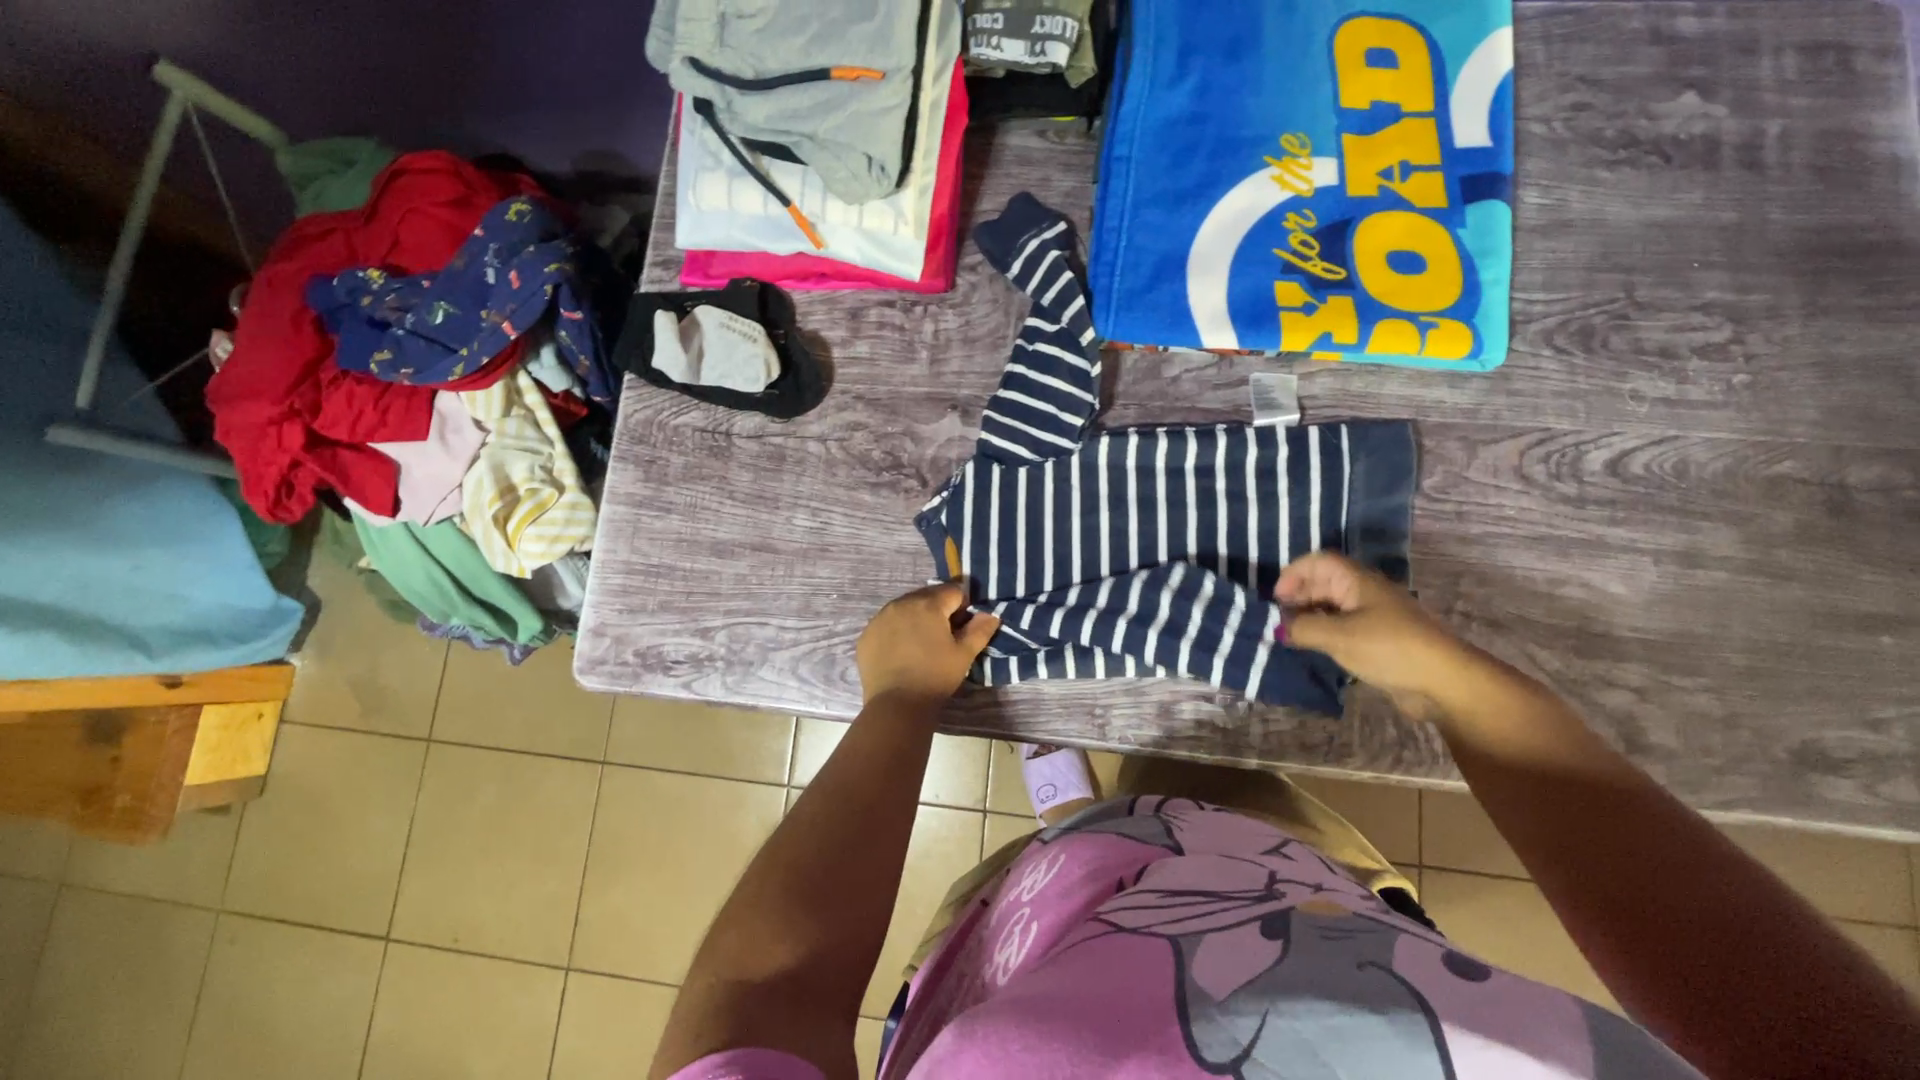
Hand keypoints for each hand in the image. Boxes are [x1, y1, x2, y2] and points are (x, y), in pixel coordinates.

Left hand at [856, 583, 1000, 705]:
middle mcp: (901, 603)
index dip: (963, 606)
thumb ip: (979, 630)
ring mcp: (880, 618)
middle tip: (943, 636)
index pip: (953, 591)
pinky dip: (896, 630)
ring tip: (921, 644)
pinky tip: (901, 652)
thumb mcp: (964, 654)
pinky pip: (886, 623)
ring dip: (916, 618)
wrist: (896, 704)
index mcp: (928, 605)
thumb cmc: (935, 677)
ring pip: (904, 607)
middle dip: (938, 609)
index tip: (963, 626)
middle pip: (927, 596)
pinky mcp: (867, 634)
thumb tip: (991, 614)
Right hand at [1275, 553, 1478, 718]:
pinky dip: (1325, 633)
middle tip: (1278, 620)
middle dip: (1298, 596)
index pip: (1319, 561)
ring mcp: (1374, 616)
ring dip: (1310, 616)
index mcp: (1358, 581)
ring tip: (1291, 636)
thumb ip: (1304, 628)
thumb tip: (1280, 627)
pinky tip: (1314, 649)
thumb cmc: (1389, 648)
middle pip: (1325, 582)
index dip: (1294, 573)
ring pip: (1333, 607)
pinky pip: (1344, 628)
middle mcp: (1365, 593)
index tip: (1276, 599)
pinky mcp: (1380, 640)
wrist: (1442, 680)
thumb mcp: (1338, 636)